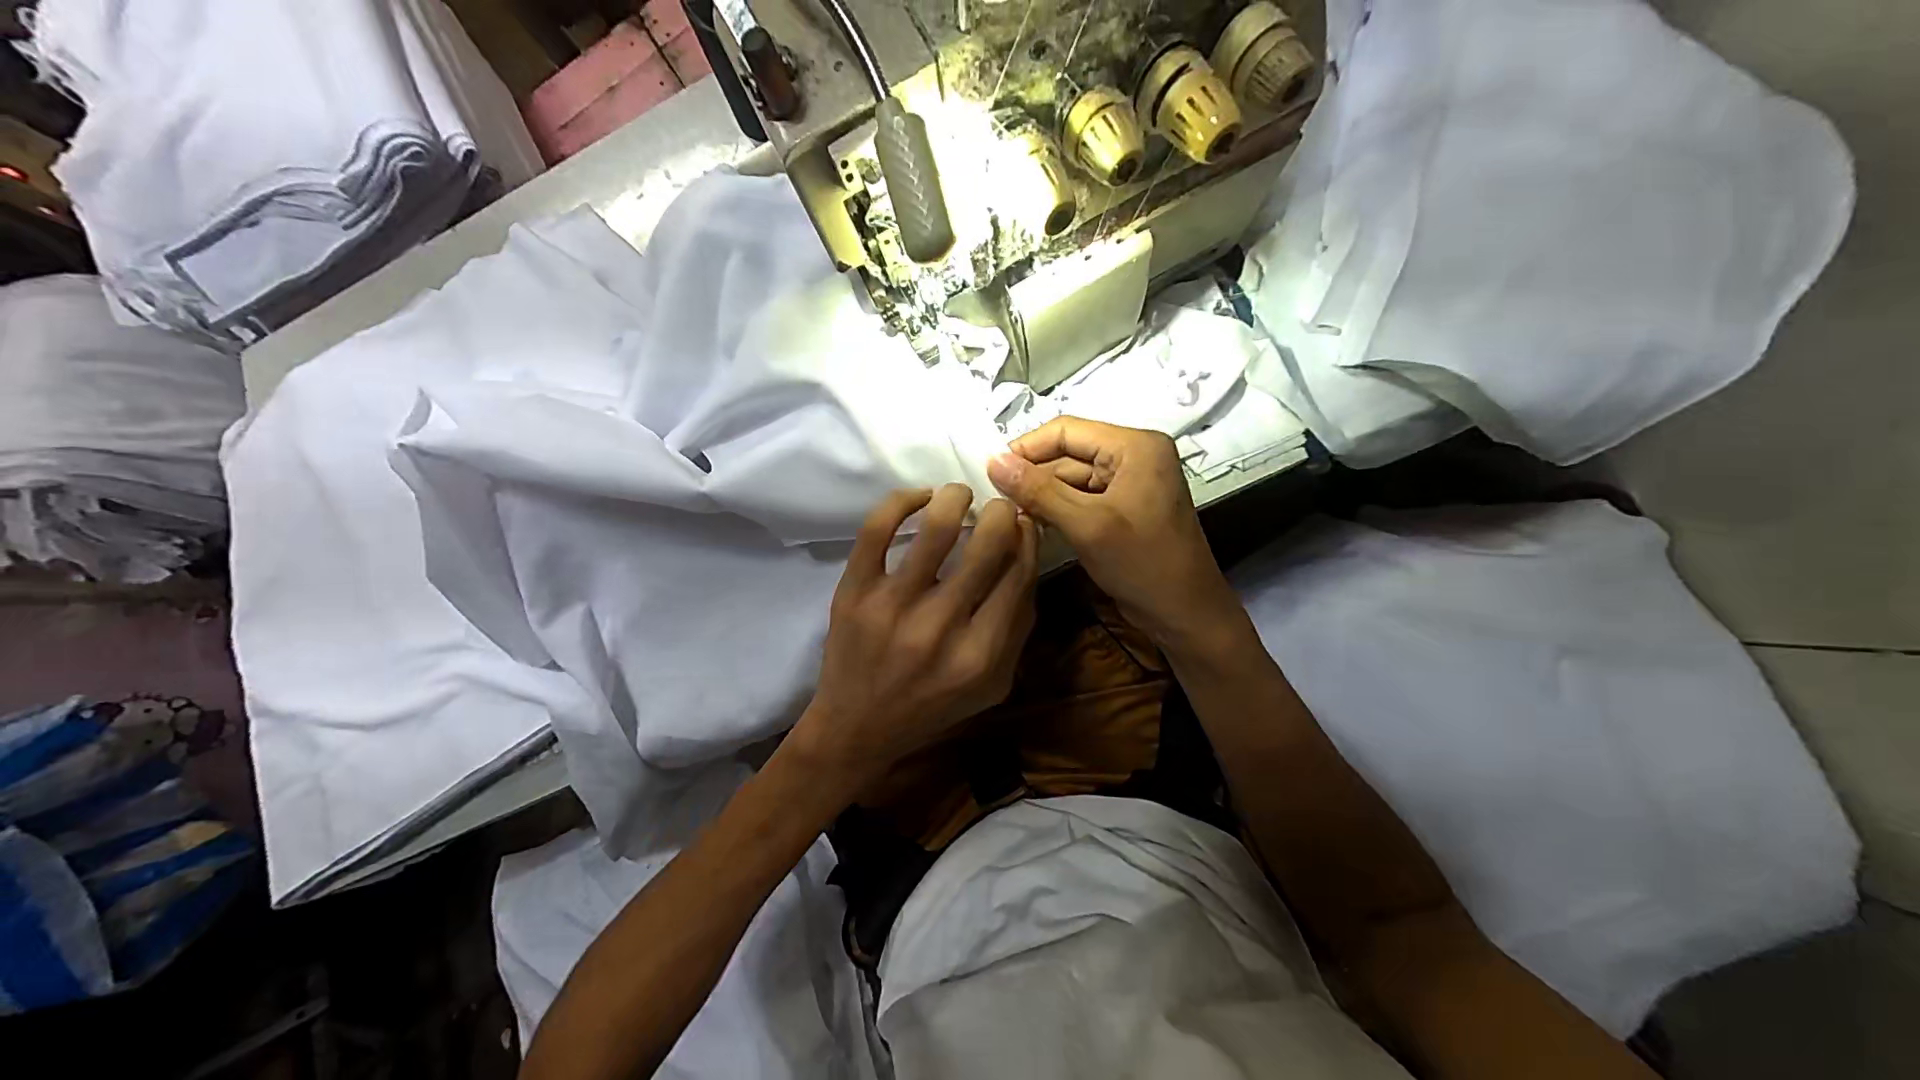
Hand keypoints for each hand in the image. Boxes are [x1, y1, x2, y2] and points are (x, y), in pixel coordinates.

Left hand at [789, 484, 1038, 782]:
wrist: (857, 726)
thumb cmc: (933, 705)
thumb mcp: (993, 684)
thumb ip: (1018, 628)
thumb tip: (1026, 558)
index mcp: (980, 654)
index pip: (1019, 573)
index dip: (1027, 538)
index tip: (1023, 523)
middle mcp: (940, 627)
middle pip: (988, 544)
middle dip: (1001, 512)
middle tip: (997, 507)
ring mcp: (892, 606)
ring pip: (936, 527)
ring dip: (956, 497)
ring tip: (960, 494)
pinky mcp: (853, 592)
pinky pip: (876, 529)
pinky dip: (901, 501)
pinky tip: (919, 498)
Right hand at [986, 416, 1242, 649]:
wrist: (1185, 615)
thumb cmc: (1143, 565)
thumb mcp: (1086, 525)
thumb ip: (1038, 490)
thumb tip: (993, 461)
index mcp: (1136, 446)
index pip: (1067, 430)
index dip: (1026, 447)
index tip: (990, 470)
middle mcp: (1135, 455)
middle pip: (1069, 452)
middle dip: (1033, 474)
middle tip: (995, 498)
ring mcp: (1131, 482)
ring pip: (1072, 477)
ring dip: (1042, 494)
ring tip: (1009, 513)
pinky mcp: (1124, 507)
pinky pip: (1083, 497)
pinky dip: (1058, 508)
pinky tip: (1033, 522)